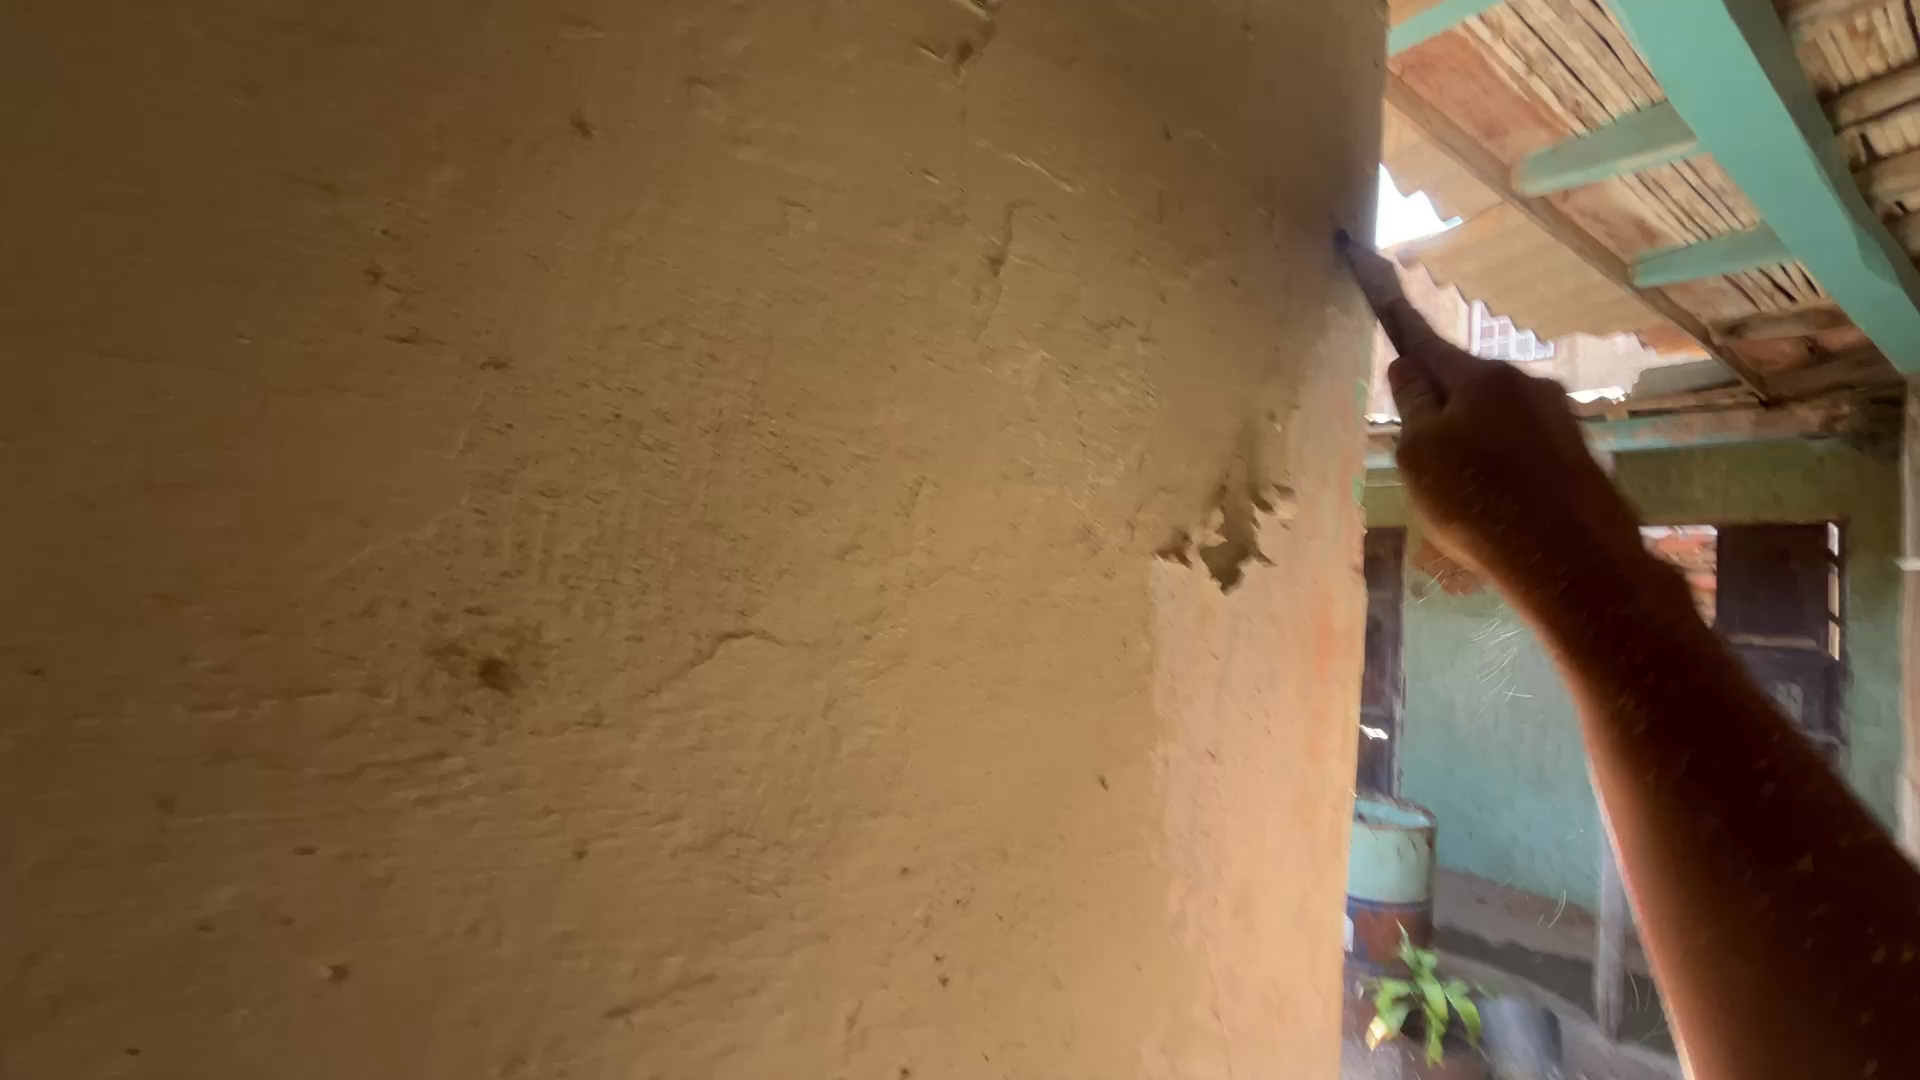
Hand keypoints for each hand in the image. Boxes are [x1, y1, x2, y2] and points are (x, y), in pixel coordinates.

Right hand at [1337, 234, 1645, 599]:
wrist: (1568, 560)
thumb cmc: (1475, 501)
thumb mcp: (1419, 454)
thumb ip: (1411, 406)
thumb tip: (1407, 366)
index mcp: (1478, 378)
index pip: (1420, 335)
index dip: (1389, 305)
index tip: (1365, 259)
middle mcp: (1523, 383)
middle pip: (1458, 381)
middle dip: (1432, 403)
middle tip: (1415, 457)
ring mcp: (1555, 415)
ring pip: (1488, 415)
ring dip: (1464, 438)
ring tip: (1454, 493)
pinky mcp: (1573, 450)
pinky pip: (1516, 442)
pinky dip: (1493, 461)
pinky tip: (1489, 502)